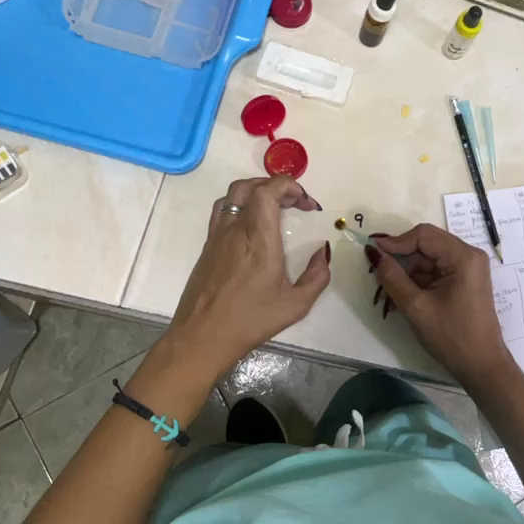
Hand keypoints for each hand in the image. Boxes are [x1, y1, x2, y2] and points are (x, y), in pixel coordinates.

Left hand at [164, 176, 331, 377]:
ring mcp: (217, 237)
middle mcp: (235, 230)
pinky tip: (253, 228)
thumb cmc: (249, 321)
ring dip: (255, 192)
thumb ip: (316, 277)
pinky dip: (241, 207)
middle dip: (275, 185)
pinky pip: (223, 212)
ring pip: (232, 196)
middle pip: (248, 186)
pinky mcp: (207, 247)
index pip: (266, 192)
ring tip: (274, 208)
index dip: (288, 186)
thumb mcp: (295, 305)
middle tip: (294, 203)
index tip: (307, 204)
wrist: (201, 337)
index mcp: (258, 240)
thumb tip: (322, 253)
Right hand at [369, 224, 512, 383]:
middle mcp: (468, 255)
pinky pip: (435, 271)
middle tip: (378, 274)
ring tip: (388, 292)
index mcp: (463, 256)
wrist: (481, 366)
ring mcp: (468, 268)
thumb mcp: (416, 307)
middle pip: (426, 245)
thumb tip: (373, 254)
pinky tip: (402, 296)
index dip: (395, 242)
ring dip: (407, 272)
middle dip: (401, 259)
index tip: (372, 254)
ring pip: (428, 258)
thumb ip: (392, 277)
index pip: (423, 235)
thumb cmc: (451, 337)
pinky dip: (418, 280)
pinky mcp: (464, 280)